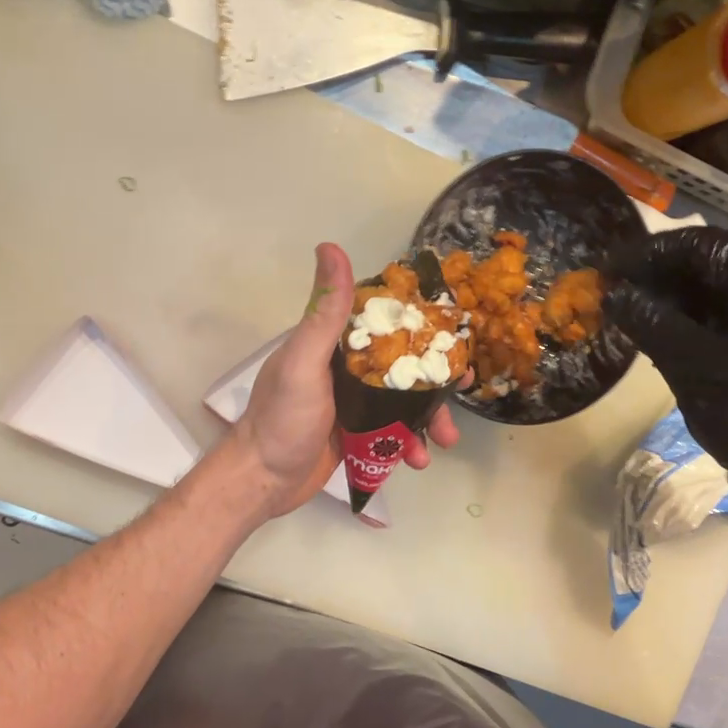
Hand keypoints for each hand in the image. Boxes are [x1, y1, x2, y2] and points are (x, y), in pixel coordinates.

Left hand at [228, 243, 460, 519]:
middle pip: (402, 366)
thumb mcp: (303, 361)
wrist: (263, 480)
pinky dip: (410, 445)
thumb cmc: (282, 419)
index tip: (454, 332)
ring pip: (403, 404)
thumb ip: (324, 313)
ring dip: (429, 419)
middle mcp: (344, 370)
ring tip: (446, 440)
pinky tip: (420, 460)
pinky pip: (392, 434)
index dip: (421, 325)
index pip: (384, 323)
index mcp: (332, 345)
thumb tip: (330, 247)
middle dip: (435, 380)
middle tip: (464, 387)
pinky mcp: (355, 436)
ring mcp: (351, 406)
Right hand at [603, 227, 727, 551]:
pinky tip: (656, 332)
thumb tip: (613, 294)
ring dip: (672, 298)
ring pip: (716, 294)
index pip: (706, 245)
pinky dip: (689, 321)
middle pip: (712, 266)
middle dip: (660, 274)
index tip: (611, 267)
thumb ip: (651, 323)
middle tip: (614, 289)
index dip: (653, 252)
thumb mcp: (692, 365)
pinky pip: (724, 319)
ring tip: (627, 310)